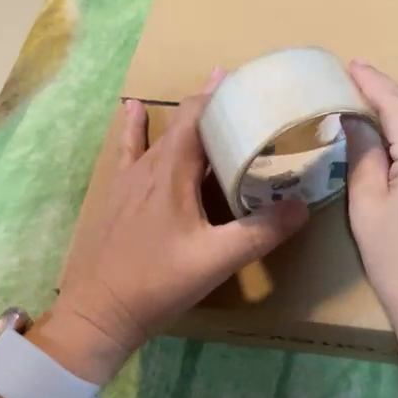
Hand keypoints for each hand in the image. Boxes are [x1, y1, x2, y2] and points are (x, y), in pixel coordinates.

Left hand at [37, 71, 309, 383]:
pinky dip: (136, 127)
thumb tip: (302, 206)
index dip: (222, 93)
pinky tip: (134, 108)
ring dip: (188, 116)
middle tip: (245, 93)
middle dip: (215, 103)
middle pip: (185, 120)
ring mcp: (130, 178)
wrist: (95, 316)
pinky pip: (129, 149)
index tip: (249, 82)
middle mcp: (151, 163)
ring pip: (164, 134)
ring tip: (209, 91)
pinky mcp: (117, 195)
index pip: (198, 113)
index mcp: (173, 169)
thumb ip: (260, 232)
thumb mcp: (216, 260)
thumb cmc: (156, 282)